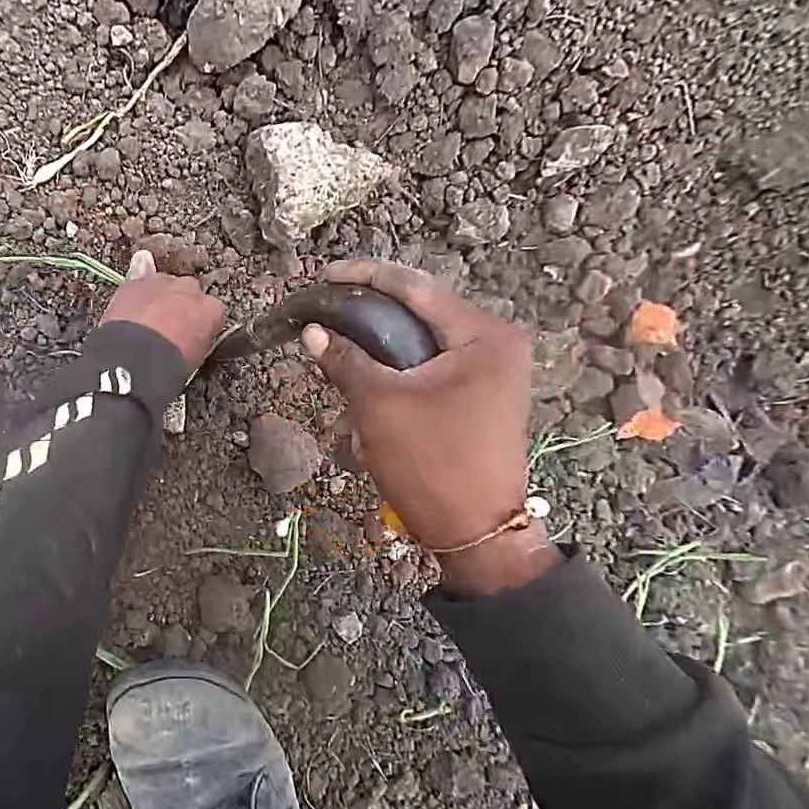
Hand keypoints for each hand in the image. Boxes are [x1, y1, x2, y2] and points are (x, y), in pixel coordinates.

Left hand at [101, 250, 226, 369]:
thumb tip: (191, 341)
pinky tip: (133, 296)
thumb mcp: (195, 358)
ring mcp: (163, 282)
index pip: (212, 312)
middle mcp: (191, 290)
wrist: (136, 356)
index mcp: (212, 310)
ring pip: (164, 284)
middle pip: (189, 292)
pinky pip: (140, 278)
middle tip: (169, 326)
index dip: (200, 324)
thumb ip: (198, 340)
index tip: (192, 334)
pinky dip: (138, 285)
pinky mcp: (136, 281)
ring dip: (158, 296)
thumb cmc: (169, 362)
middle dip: (180, 304)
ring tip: (147, 318)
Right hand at [300, 260, 558, 596]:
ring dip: (379, 351)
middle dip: (369, 318)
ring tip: (340, 354)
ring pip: (422, 344)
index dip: (366, 277)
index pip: (416, 287)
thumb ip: (345, 360)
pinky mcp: (480, 397)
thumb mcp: (380, 405)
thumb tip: (312, 331)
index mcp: (484, 335)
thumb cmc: (431, 464)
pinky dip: (397, 374)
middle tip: (326, 315)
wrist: (475, 532)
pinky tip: (365, 386)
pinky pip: (431, 370)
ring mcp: (491, 373)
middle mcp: (495, 344)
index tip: (326, 275)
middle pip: (420, 314)